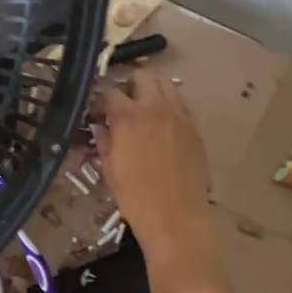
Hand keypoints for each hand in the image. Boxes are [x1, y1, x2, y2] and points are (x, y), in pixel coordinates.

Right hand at [91, 69, 214, 269]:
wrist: (175, 216)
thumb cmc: (134, 196)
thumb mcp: (109, 169)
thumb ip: (104, 142)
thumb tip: (100, 127)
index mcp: (129, 117)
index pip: (110, 93)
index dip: (100, 102)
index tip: (96, 116)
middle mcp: (156, 108)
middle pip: (144, 77)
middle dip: (129, 87)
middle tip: (122, 106)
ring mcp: (180, 116)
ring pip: (167, 85)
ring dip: (152, 93)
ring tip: (144, 113)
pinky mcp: (195, 129)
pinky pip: (181, 107)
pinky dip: (169, 109)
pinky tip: (162, 129)